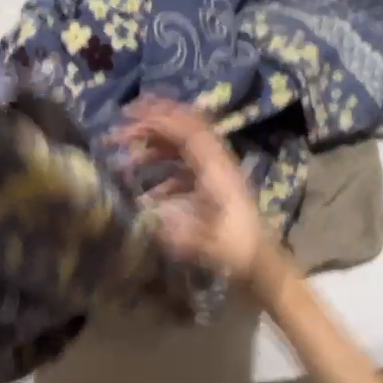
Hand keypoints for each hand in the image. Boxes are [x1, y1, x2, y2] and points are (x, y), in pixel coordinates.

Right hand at [113, 98, 276, 287]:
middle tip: (121, 127)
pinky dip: (161, 172)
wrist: (260, 263)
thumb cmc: (236, 252)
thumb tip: (146, 213)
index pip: (188, 133)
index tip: (130, 118)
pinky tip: (144, 193)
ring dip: (153, 148)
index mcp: (218, 170)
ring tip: (124, 162)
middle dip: (153, 123)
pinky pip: (184, 168)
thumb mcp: (206, 244)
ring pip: (182, 148)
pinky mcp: (212, 187)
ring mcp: (215, 173)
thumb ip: (177, 229)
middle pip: (185, 130)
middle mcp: (217, 164)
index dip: (160, 121)